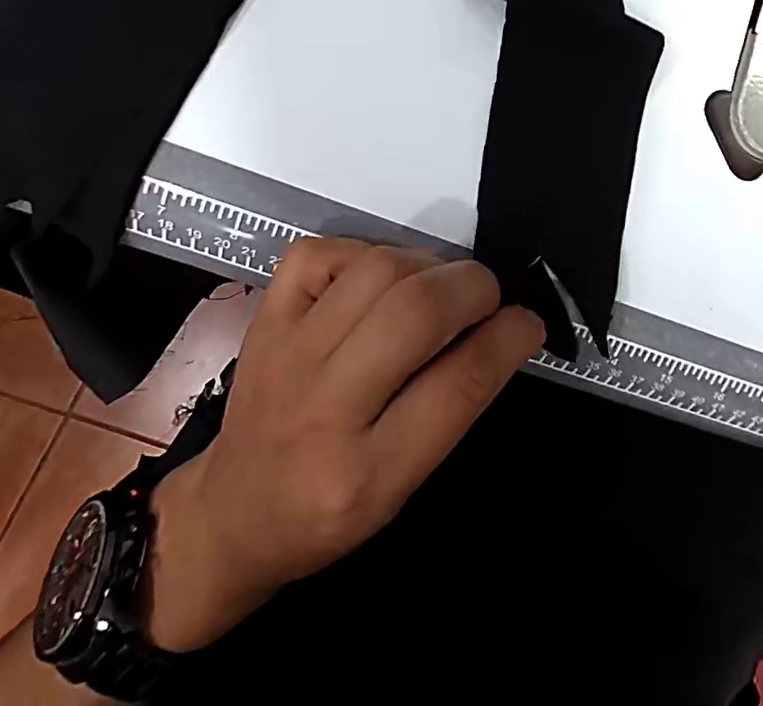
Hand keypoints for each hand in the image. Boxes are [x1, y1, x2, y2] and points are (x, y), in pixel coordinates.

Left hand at [140, 239, 544, 651]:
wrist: (234, 511)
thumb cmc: (330, 512)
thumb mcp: (403, 487)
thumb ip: (452, 408)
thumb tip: (500, 328)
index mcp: (366, 473)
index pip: (457, 385)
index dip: (507, 339)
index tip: (528, 321)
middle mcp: (321, 410)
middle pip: (414, 314)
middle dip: (473, 287)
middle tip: (489, 296)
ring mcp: (284, 355)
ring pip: (375, 271)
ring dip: (429, 264)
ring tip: (441, 285)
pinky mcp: (263, 320)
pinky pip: (320, 252)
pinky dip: (366, 251)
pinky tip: (382, 276)